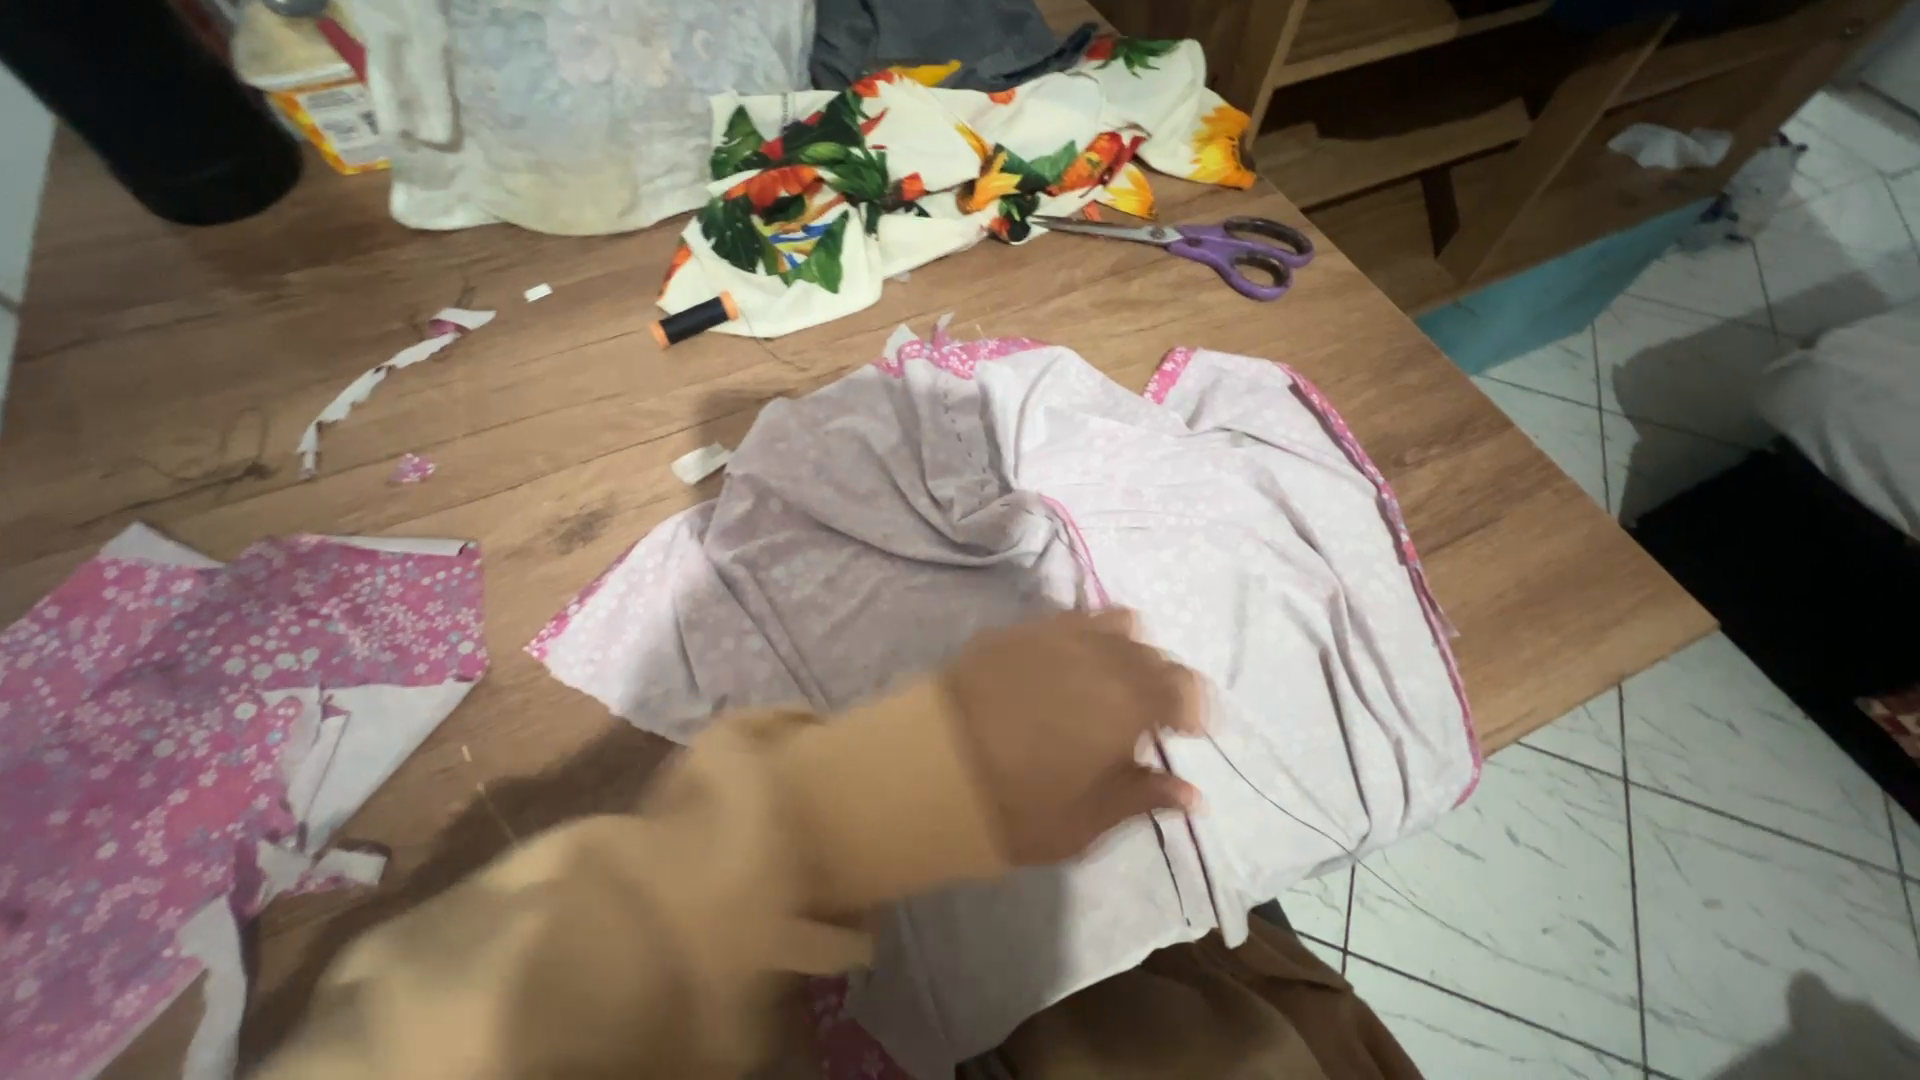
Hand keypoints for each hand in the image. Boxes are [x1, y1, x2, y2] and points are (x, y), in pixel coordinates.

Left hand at [942, 608, 1205, 865]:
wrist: (924, 769)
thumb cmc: (1013, 807)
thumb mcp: (1085, 822)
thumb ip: (1142, 797)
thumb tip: (1192, 793)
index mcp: (1127, 702)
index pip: (1184, 688)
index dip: (1193, 709)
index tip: (1187, 732)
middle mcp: (1098, 655)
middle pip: (1151, 653)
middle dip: (1160, 681)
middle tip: (1146, 716)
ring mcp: (1054, 634)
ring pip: (1112, 625)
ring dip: (1125, 651)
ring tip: (1109, 685)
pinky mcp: (1015, 630)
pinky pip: (1067, 621)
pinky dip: (1083, 639)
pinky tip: (1067, 668)